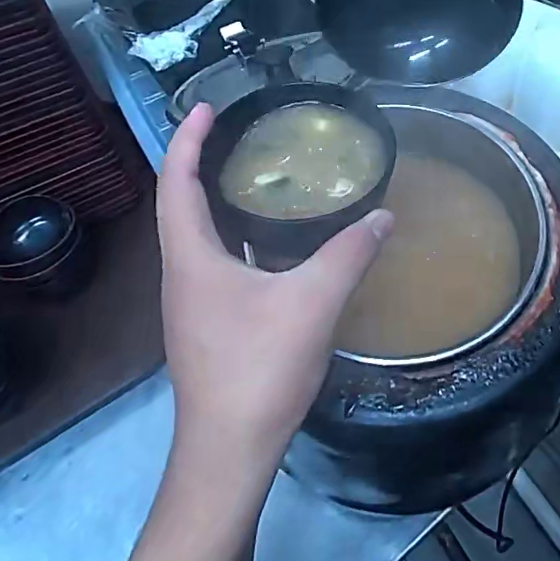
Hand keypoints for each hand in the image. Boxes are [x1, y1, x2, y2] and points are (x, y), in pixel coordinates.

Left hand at [156, 102, 393, 478]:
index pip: (177, 182)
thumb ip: (349, 255)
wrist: (228, 452)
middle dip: (199, 162)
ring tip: (249, 176)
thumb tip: (383, 216)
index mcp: (191, 257)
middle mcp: (180, 273)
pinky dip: (229, 234)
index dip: (188, 140)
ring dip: (211, 199)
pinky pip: (210, 260)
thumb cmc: (258, 370)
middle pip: (178, 203)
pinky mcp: (204, 323)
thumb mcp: (313, 304)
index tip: (206, 108)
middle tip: (234, 135)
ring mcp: (189, 301)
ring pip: (193, 234)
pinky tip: (265, 242)